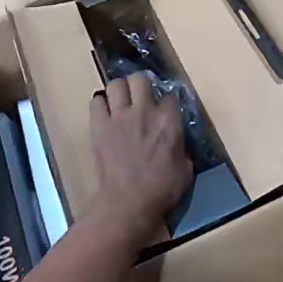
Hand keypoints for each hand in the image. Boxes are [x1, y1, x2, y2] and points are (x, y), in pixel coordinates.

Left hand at [89, 72, 192, 234]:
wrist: (128, 202)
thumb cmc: (161, 190)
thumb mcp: (186, 169)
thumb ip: (181, 147)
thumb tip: (177, 141)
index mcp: (169, 120)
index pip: (170, 96)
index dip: (167, 104)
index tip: (164, 112)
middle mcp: (144, 110)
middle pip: (140, 79)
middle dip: (141, 86)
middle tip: (140, 99)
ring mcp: (119, 116)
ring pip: (116, 84)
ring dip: (119, 91)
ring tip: (121, 103)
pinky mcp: (99, 126)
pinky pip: (96, 101)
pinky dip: (101, 105)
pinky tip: (105, 115)